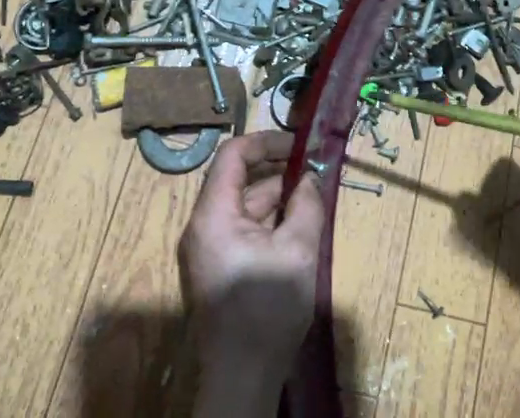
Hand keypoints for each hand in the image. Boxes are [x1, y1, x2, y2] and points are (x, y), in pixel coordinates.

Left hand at [178, 131, 324, 380]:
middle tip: (316, 167)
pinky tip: (299, 222)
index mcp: (213, 215)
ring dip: (277, 196)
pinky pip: (243, 228)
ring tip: (314, 193)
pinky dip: (270, 220)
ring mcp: (209, 248)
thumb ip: (307, 206)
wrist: (242, 376)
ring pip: (244, 206)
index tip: (301, 144)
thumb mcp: (298, 252)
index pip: (233, 155)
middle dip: (278, 170)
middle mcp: (203, 225)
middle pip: (238, 180)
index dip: (267, 142)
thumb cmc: (267, 309)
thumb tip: (311, 178)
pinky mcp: (218, 267)